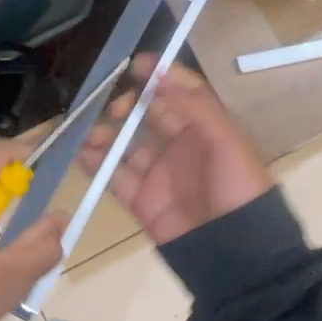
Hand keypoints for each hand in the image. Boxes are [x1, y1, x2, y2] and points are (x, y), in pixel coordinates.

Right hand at [77, 55, 270, 244]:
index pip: (180, 94)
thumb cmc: (238, 191)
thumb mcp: (227, 143)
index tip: (135, 65)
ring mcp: (160, 175)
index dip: (159, 77)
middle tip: (114, 108)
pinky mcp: (142, 201)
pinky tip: (83, 155)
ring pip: (126, 145)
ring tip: (90, 134)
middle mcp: (181, 147)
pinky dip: (97, 165)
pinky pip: (115, 178)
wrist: (235, 255)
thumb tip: (162, 72)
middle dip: (127, 106)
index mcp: (207, 129)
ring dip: (106, 135)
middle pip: (147, 116)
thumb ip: (195, 107)